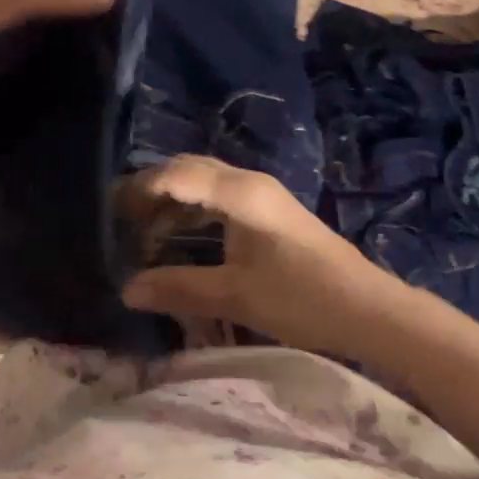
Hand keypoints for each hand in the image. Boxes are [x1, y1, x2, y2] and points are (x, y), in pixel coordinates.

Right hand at [119, 156, 408, 356]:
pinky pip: (218, 195)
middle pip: (188, 168)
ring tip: (142, 228)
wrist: (368, 309)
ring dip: (172, 199)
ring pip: (203, 181)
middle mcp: (248, 181)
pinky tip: (179, 234)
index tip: (110, 210)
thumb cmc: (301, 298)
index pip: (177, 174)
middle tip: (119, 216)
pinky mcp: (268, 210)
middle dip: (151, 188)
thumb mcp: (235, 295)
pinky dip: (192, 208)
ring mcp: (261, 194)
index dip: (140, 189)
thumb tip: (126, 289)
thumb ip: (178, 287)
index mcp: (239, 192)